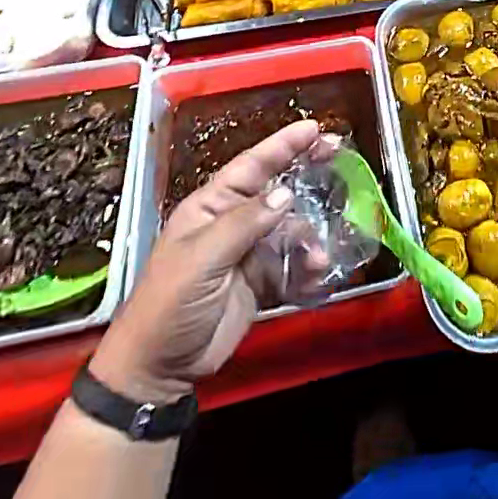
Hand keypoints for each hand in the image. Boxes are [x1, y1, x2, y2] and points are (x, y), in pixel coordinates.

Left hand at [88, 119, 339, 403]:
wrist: (158, 370)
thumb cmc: (169, 305)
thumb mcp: (202, 259)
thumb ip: (245, 223)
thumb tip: (287, 193)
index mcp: (211, 208)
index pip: (252, 166)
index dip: (283, 145)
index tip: (314, 128)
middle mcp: (234, 222)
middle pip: (278, 188)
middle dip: (308, 172)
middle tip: (339, 153)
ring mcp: (250, 251)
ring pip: (293, 227)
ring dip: (311, 236)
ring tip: (318, 254)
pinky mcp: (263, 279)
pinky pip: (295, 262)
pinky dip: (308, 266)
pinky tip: (314, 275)